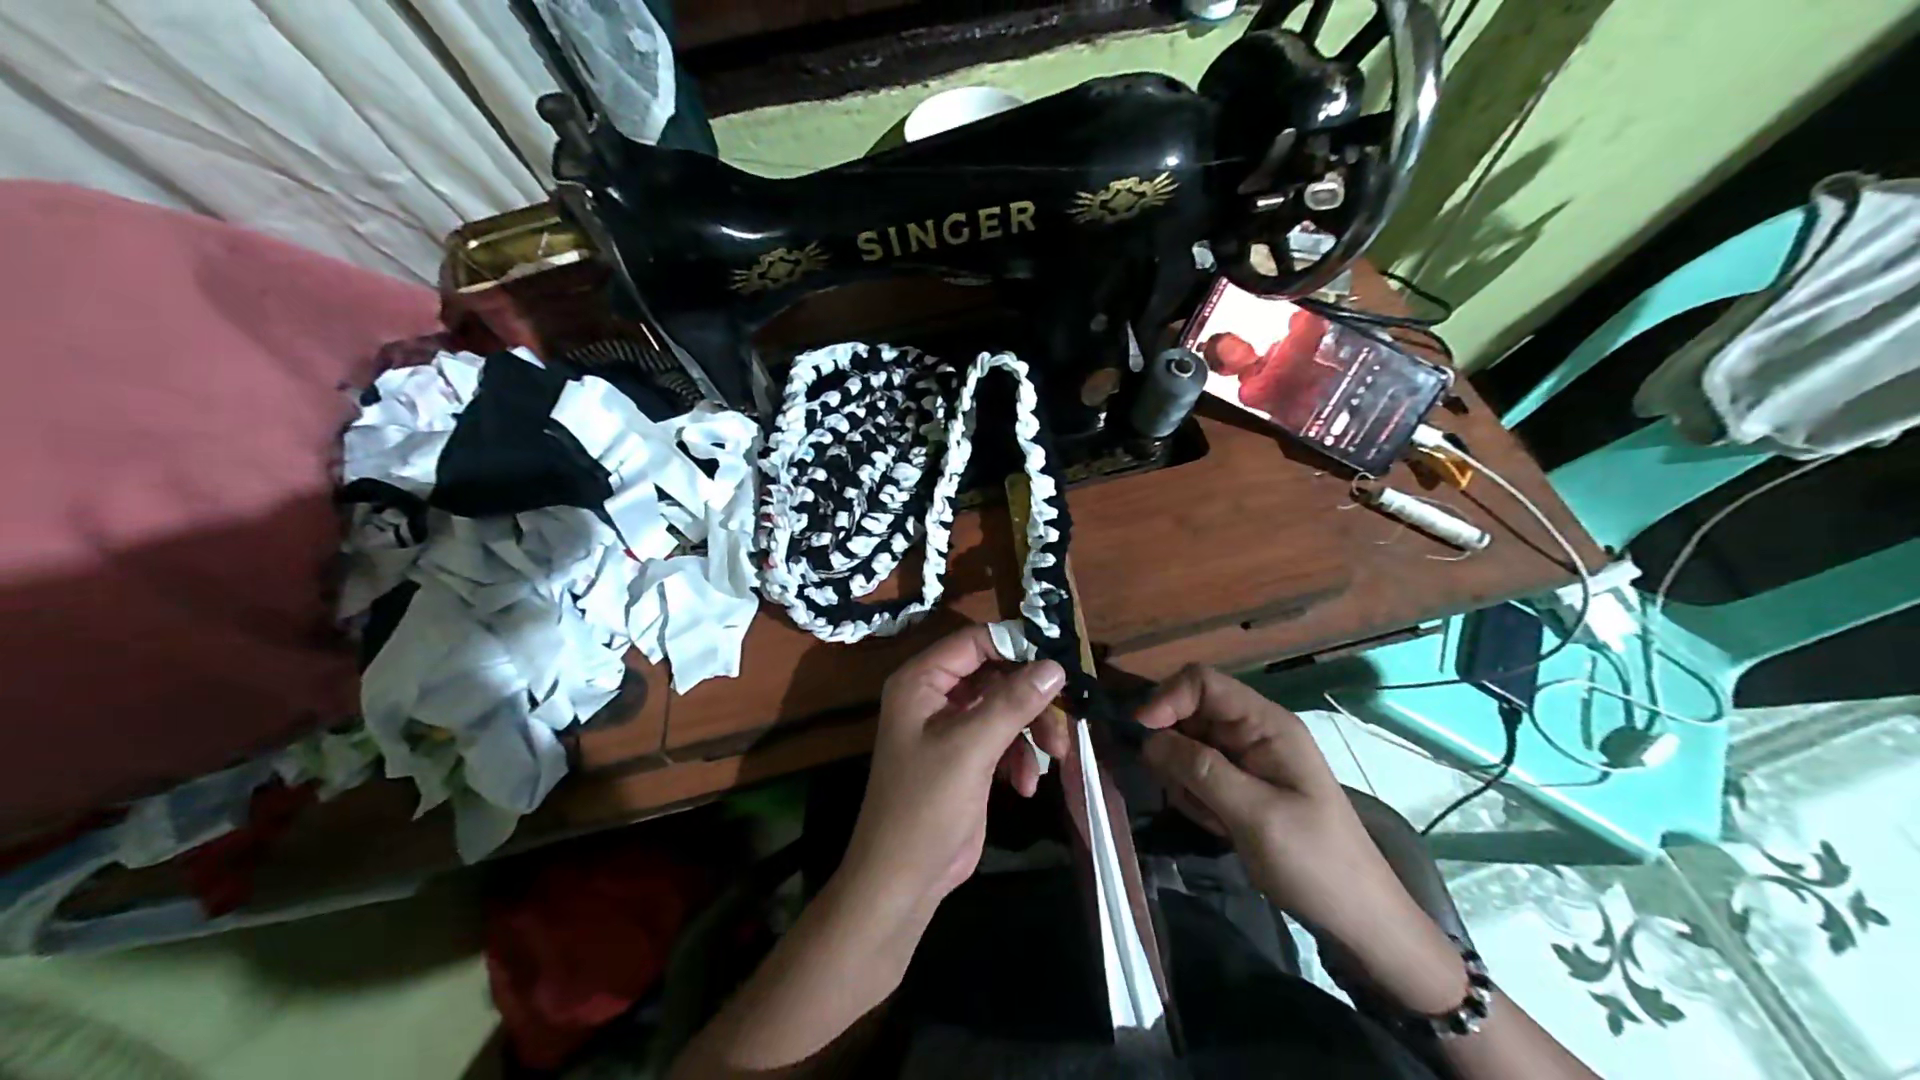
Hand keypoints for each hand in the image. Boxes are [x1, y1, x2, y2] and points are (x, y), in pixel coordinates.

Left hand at [840, 624, 1072, 915]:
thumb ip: (1013, 702)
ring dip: (1032, 730)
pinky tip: (1026, 786)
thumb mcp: (972, 748)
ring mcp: (950, 727)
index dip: (1015, 646)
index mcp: (921, 681)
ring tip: (1055, 757)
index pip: (974, 642)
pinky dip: (1020, 757)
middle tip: (1064, 719)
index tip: (1057, 661)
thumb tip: (1054, 666)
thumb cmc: (926, 804)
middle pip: (995, 674)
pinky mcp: (966, 756)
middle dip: (1031, 699)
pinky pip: (1003, 738)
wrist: (904, 877)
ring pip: (1005, 707)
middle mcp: (934, 696)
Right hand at [1137, 665, 1465, 1013]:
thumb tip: (1147, 738)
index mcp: (1266, 723)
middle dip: (1173, 750)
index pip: (1202, 682)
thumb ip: (1200, 769)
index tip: (1141, 736)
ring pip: (1184, 745)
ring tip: (1212, 818)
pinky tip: (1217, 825)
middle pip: (1187, 713)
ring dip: (1183, 780)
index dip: (1166, 699)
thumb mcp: (1255, 815)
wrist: (1355, 918)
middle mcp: (1252, 731)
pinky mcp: (1237, 783)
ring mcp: (1244, 757)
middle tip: (1185, 794)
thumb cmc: (1314, 862)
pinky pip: (1193, 774)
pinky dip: (1192, 796)